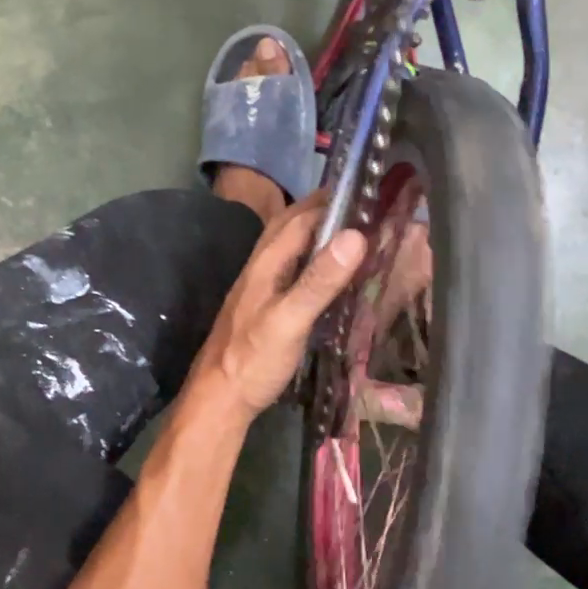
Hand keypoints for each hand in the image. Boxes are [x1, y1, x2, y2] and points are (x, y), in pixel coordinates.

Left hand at [188, 191, 367, 423]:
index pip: (301, 218)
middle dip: (321, 207)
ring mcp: (259, 287)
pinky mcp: (264, 306)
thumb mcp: (291, 320)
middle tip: (359, 201)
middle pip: (290, 224)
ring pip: (287, 245)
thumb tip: (355, 235)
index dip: (332, 201)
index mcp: (267, 263)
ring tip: (346, 226)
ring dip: (313, 229)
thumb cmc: (253, 360)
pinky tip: (324, 270)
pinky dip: (309, 257)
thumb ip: (319, 280)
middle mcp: (261, 267)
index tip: (368, 189)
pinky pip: (290, 268)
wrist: (219, 399)